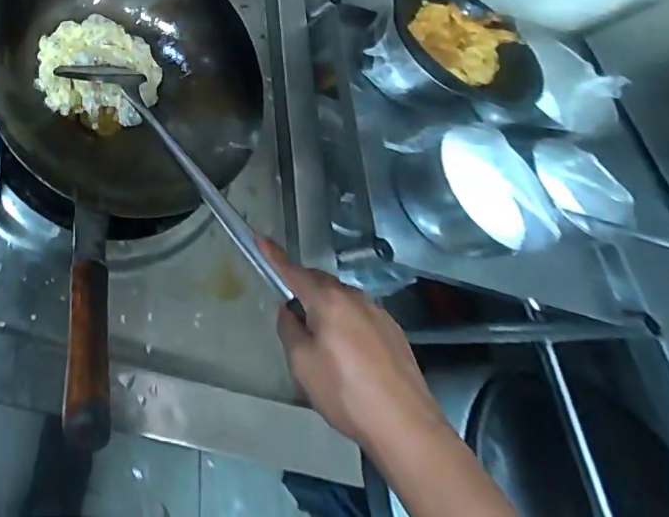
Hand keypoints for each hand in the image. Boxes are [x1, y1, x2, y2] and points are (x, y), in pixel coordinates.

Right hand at [261, 240, 518, 516]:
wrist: (408, 428)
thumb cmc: (346, 393)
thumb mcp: (302, 364)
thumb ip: (289, 329)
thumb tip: (289, 311)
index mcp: (327, 300)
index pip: (293, 271)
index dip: (275, 256)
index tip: (261, 239)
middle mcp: (354, 297)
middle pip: (320, 281)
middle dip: (303, 288)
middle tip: (293, 314)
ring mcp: (378, 312)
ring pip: (342, 298)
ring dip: (327, 307)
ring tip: (324, 342)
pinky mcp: (395, 332)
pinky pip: (361, 315)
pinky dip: (348, 322)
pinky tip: (352, 355)